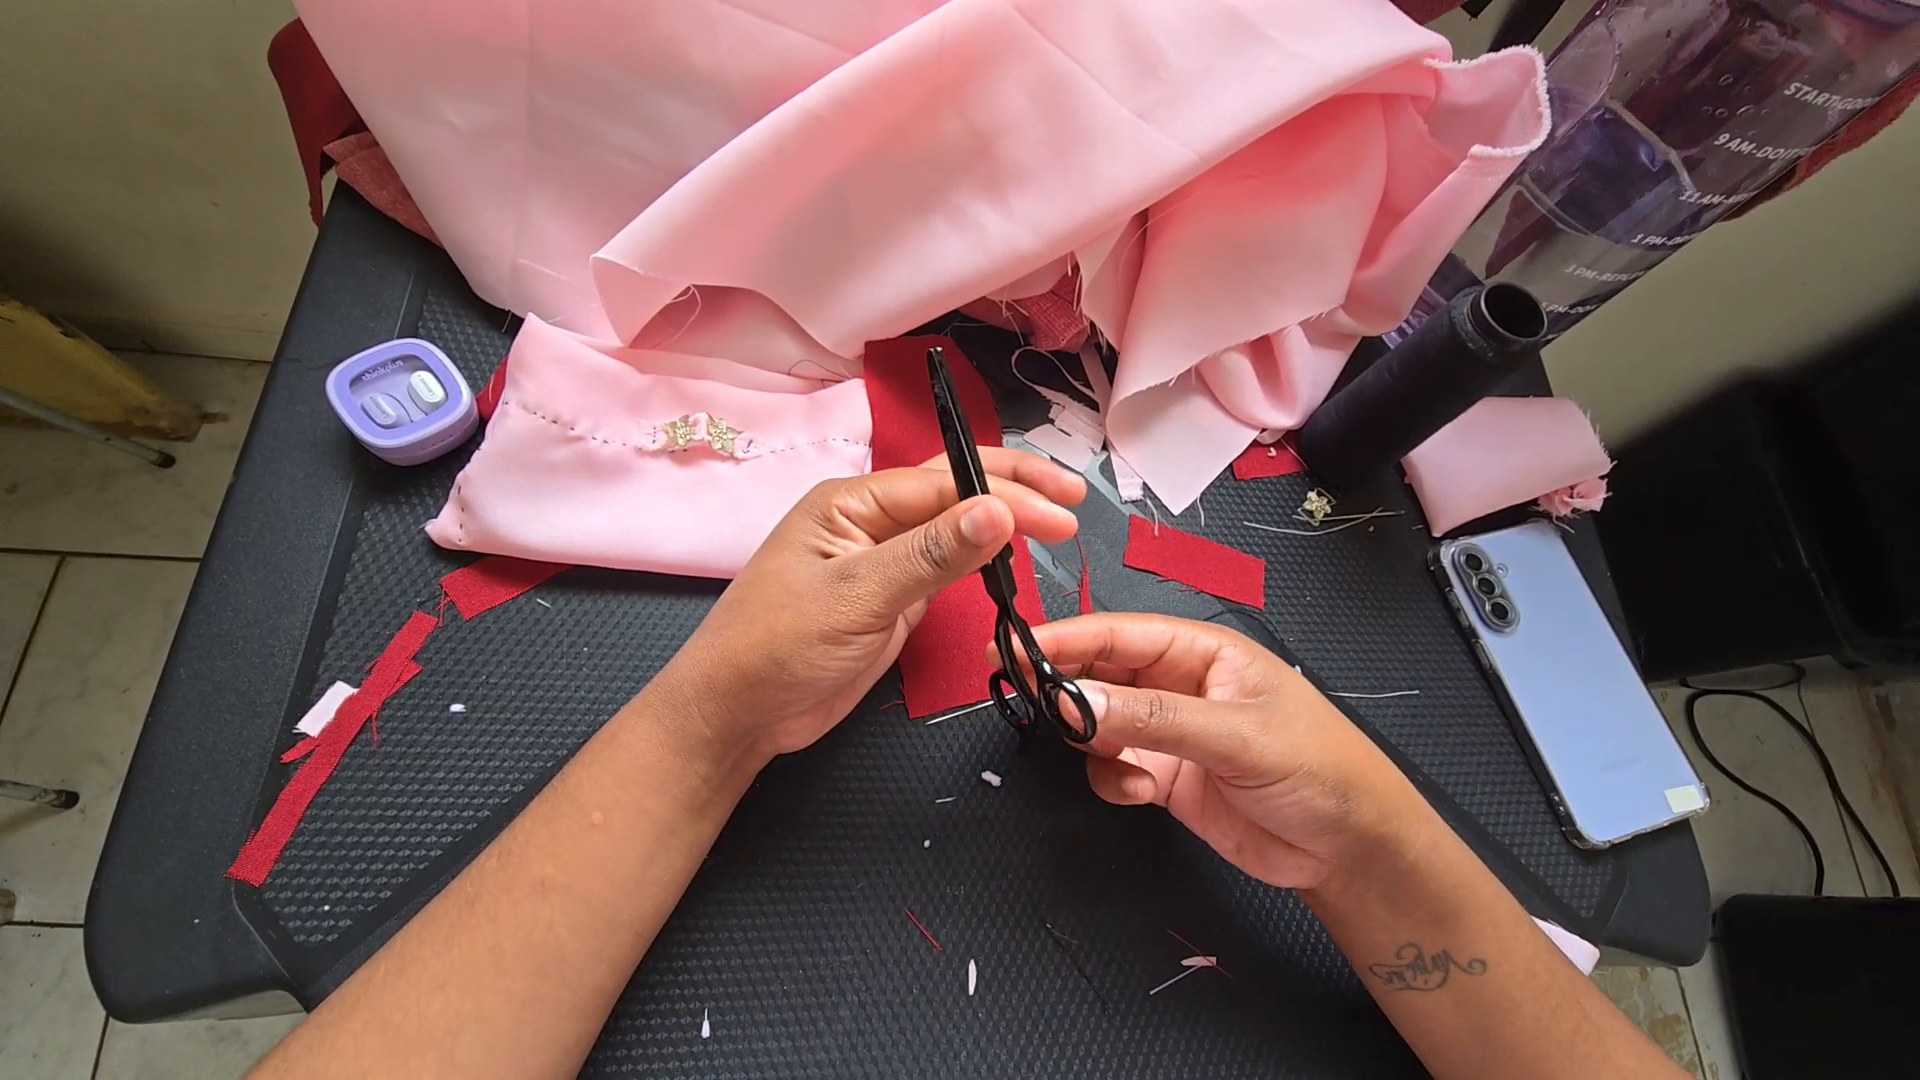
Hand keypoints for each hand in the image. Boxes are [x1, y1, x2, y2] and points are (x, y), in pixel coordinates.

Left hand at [648, 447, 1084, 766]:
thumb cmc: (779, 647)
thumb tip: (1000, 509)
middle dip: (1014, 488)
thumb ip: (930, 554)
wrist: (739, 714)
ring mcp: (885, 559)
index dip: (1006, 494)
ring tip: (1058, 523)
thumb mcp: (857, 597)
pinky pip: (946, 567)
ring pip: (955, 527)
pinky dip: (983, 561)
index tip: (1061, 516)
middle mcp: (872, 519)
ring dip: (1003, 521)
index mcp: (854, 501)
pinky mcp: (893, 597)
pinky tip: (1012, 560)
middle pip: (954, 488)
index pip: (946, 482)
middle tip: (1073, 498)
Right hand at [1026, 613, 1429, 890]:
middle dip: (1064, 683)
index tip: (1015, 648)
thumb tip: (1074, 700)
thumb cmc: (1316, 770)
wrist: (1349, 852)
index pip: (1120, 634)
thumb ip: (1154, 717)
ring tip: (1102, 752)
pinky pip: (1112, 764)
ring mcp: (1166, 730)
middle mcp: (1176, 683)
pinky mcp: (1161, 773)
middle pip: (1100, 671)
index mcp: (1200, 651)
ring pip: (1097, 718)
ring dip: (1088, 735)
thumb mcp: (1238, 736)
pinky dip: (1111, 777)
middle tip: (1023, 694)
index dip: (1067, 638)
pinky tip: (1141, 791)